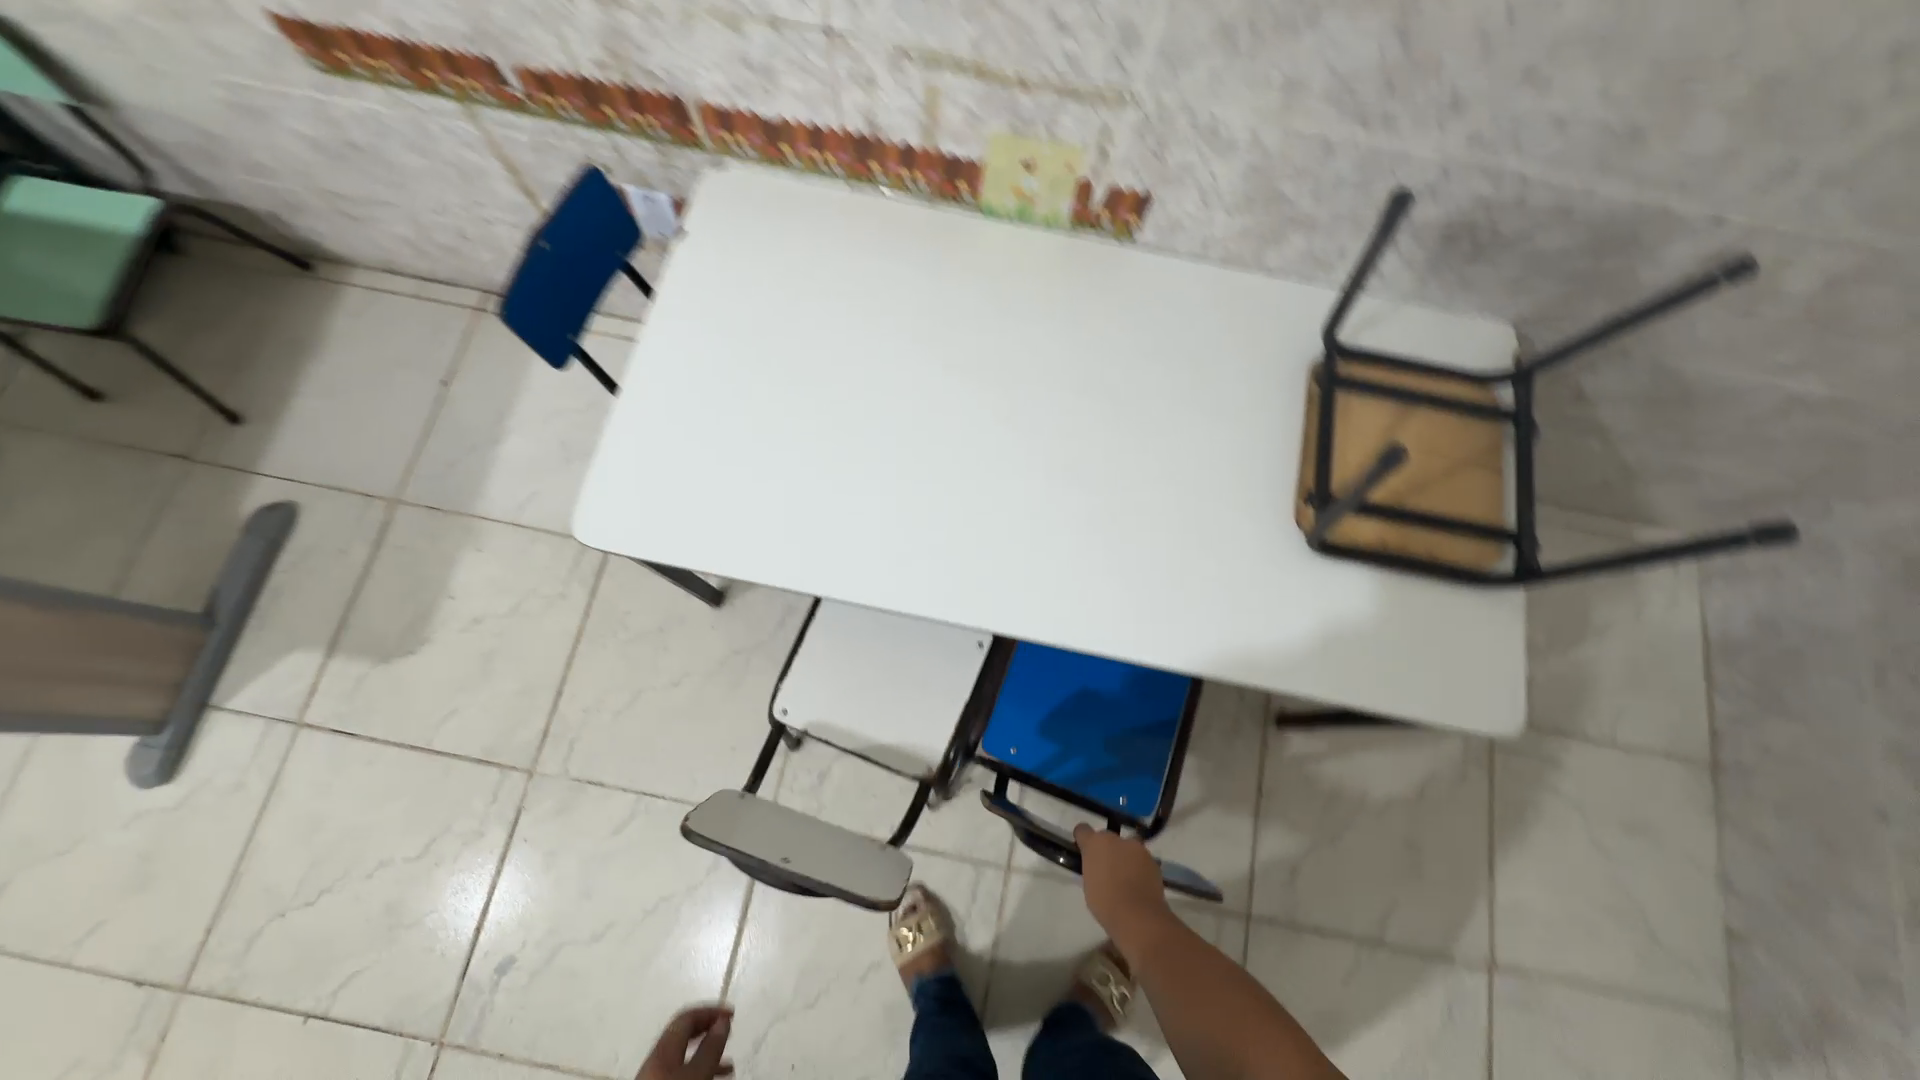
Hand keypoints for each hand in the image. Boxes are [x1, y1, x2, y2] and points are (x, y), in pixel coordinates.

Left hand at [637, 1006, 733, 1079]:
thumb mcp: (698, 1075)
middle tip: (729, 1031)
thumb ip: (710, 1048)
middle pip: (683, 1036)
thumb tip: (723, 1021)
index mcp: (663, 1051)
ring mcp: (654, 1078)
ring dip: (707, 1056)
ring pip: (684, 1059)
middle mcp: (655, 1061)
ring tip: (729, 1066)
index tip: (732, 1015)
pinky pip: (681, 1075)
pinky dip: (699, 1072)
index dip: (710, 1011)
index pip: (685, 1018)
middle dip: (708, 1031)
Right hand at [1074, 825, 1174, 951]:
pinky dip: (1139, 868)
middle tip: (1107, 869)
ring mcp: (1138, 849)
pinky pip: (1142, 860)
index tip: (1083, 850)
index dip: (1083, 839)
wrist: (1138, 916)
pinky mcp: (1154, 861)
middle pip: (1108, 838)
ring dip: (1125, 857)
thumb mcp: (1089, 884)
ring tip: (1126, 878)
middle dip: (1107, 849)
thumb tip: (1097, 867)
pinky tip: (1138, 885)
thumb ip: (1092, 868)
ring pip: (1128, 848)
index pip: (1083, 830)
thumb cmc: (1105, 902)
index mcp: (1096, 843)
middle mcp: (1117, 840)